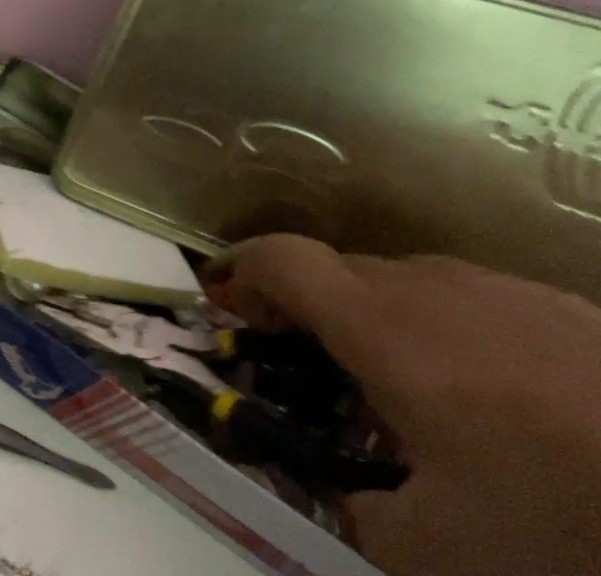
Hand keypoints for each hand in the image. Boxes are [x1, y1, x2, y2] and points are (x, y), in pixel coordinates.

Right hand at [214, 234, 600, 574]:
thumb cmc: (566, 527)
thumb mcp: (436, 552)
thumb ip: (358, 511)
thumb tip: (349, 498)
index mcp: (386, 330)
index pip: (280, 258)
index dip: (241, 274)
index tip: (237, 317)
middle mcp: (441, 292)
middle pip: (343, 267)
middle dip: (312, 308)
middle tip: (323, 373)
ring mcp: (518, 296)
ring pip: (415, 279)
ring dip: (386, 316)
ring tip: (418, 388)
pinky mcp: (582, 313)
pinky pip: (486, 300)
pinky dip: (460, 329)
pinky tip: (507, 395)